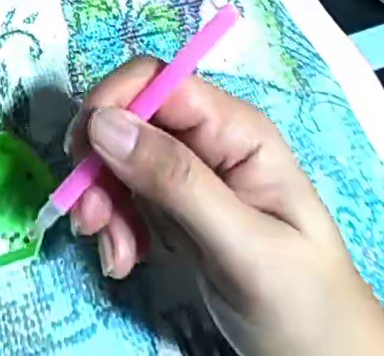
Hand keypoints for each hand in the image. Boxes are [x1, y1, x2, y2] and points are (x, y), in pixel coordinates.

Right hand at [68, 58, 383, 355]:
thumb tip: (103, 121)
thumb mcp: (243, 245)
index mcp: (234, 128)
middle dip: (101, 162)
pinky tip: (125, 259)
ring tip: (114, 254)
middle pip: (132, 119)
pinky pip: (126, 195)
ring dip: (104, 200)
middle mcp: (208, 139)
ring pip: (121, 158)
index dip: (114, 101)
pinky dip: (114, 223)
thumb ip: (176, 181)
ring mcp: (190, 173)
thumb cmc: (303, 302)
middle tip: (88, 219)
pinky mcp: (175, 207)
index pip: (160, 81)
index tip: (80, 151)